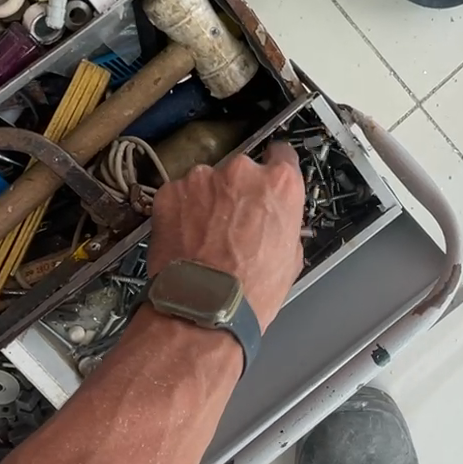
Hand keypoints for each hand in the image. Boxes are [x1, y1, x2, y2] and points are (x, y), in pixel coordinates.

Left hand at [147, 141, 304, 328]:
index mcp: (280, 184)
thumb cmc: (251, 291)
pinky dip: (182, 211)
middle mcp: (241, 172)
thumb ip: (285, 223)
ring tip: (207, 235)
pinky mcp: (170, 192)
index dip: (276, 168)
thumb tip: (277, 222)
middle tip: (235, 222)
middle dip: (238, 191)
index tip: (270, 176)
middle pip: (242, 170)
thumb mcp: (291, 257)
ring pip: (208, 182)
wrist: (204, 308)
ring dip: (208, 200)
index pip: (282, 155)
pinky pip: (179, 195)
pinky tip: (187, 238)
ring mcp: (202, 179)